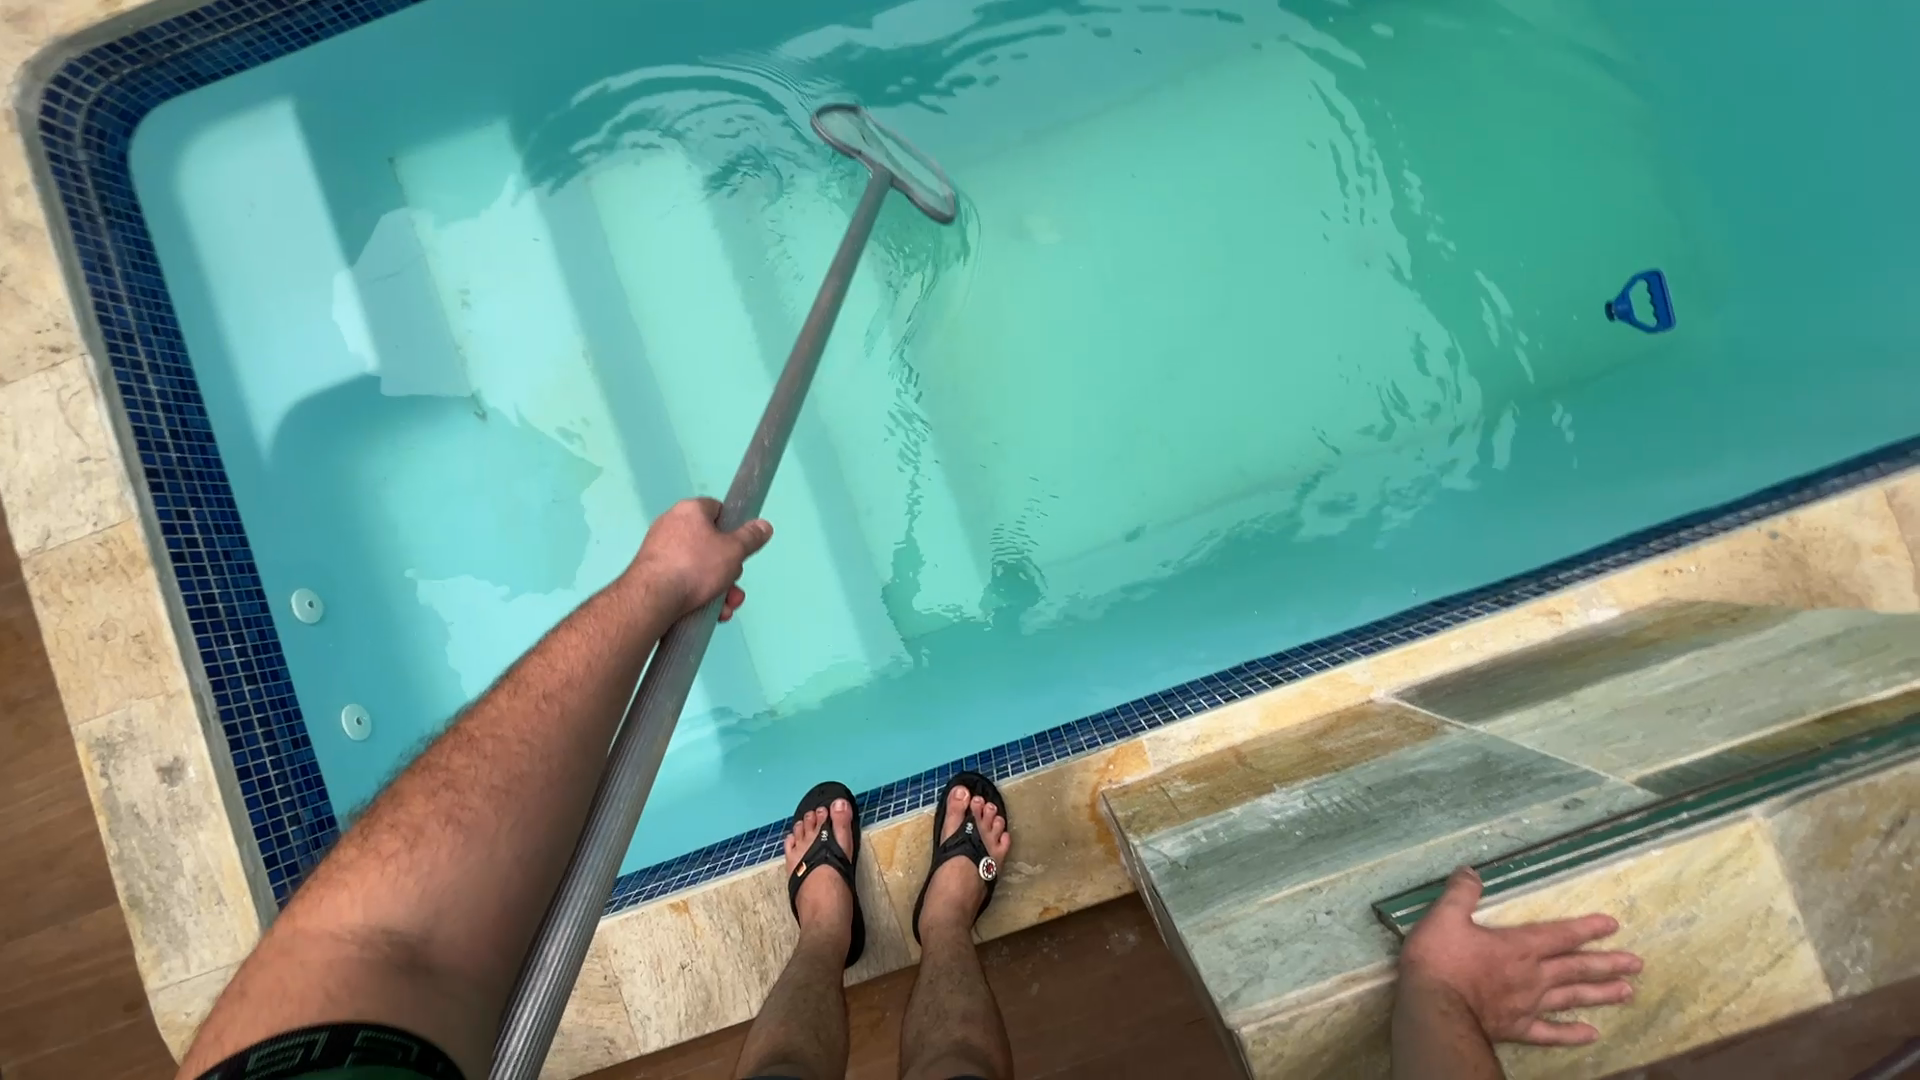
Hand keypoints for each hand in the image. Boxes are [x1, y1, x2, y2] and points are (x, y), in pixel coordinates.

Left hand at [627, 498, 772, 621]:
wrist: (651, 599)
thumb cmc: (696, 566)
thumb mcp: (734, 551)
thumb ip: (751, 537)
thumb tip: (764, 525)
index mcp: (690, 510)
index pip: (718, 510)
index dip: (734, 529)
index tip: (741, 548)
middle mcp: (671, 525)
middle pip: (711, 544)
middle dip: (728, 570)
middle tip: (734, 586)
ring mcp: (659, 550)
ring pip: (699, 567)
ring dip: (718, 588)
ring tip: (724, 609)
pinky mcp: (652, 574)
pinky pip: (683, 580)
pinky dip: (698, 595)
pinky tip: (708, 613)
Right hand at [1398, 866, 1641, 1046]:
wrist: (1436, 1005)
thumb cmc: (1440, 958)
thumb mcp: (1444, 915)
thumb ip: (1461, 893)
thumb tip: (1472, 871)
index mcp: (1517, 947)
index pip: (1558, 935)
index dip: (1585, 928)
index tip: (1613, 925)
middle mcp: (1533, 976)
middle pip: (1575, 968)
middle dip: (1606, 963)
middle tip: (1636, 964)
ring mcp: (1529, 1005)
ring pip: (1572, 998)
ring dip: (1601, 994)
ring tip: (1628, 992)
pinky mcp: (1519, 1027)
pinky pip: (1552, 1032)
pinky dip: (1573, 1034)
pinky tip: (1592, 1034)